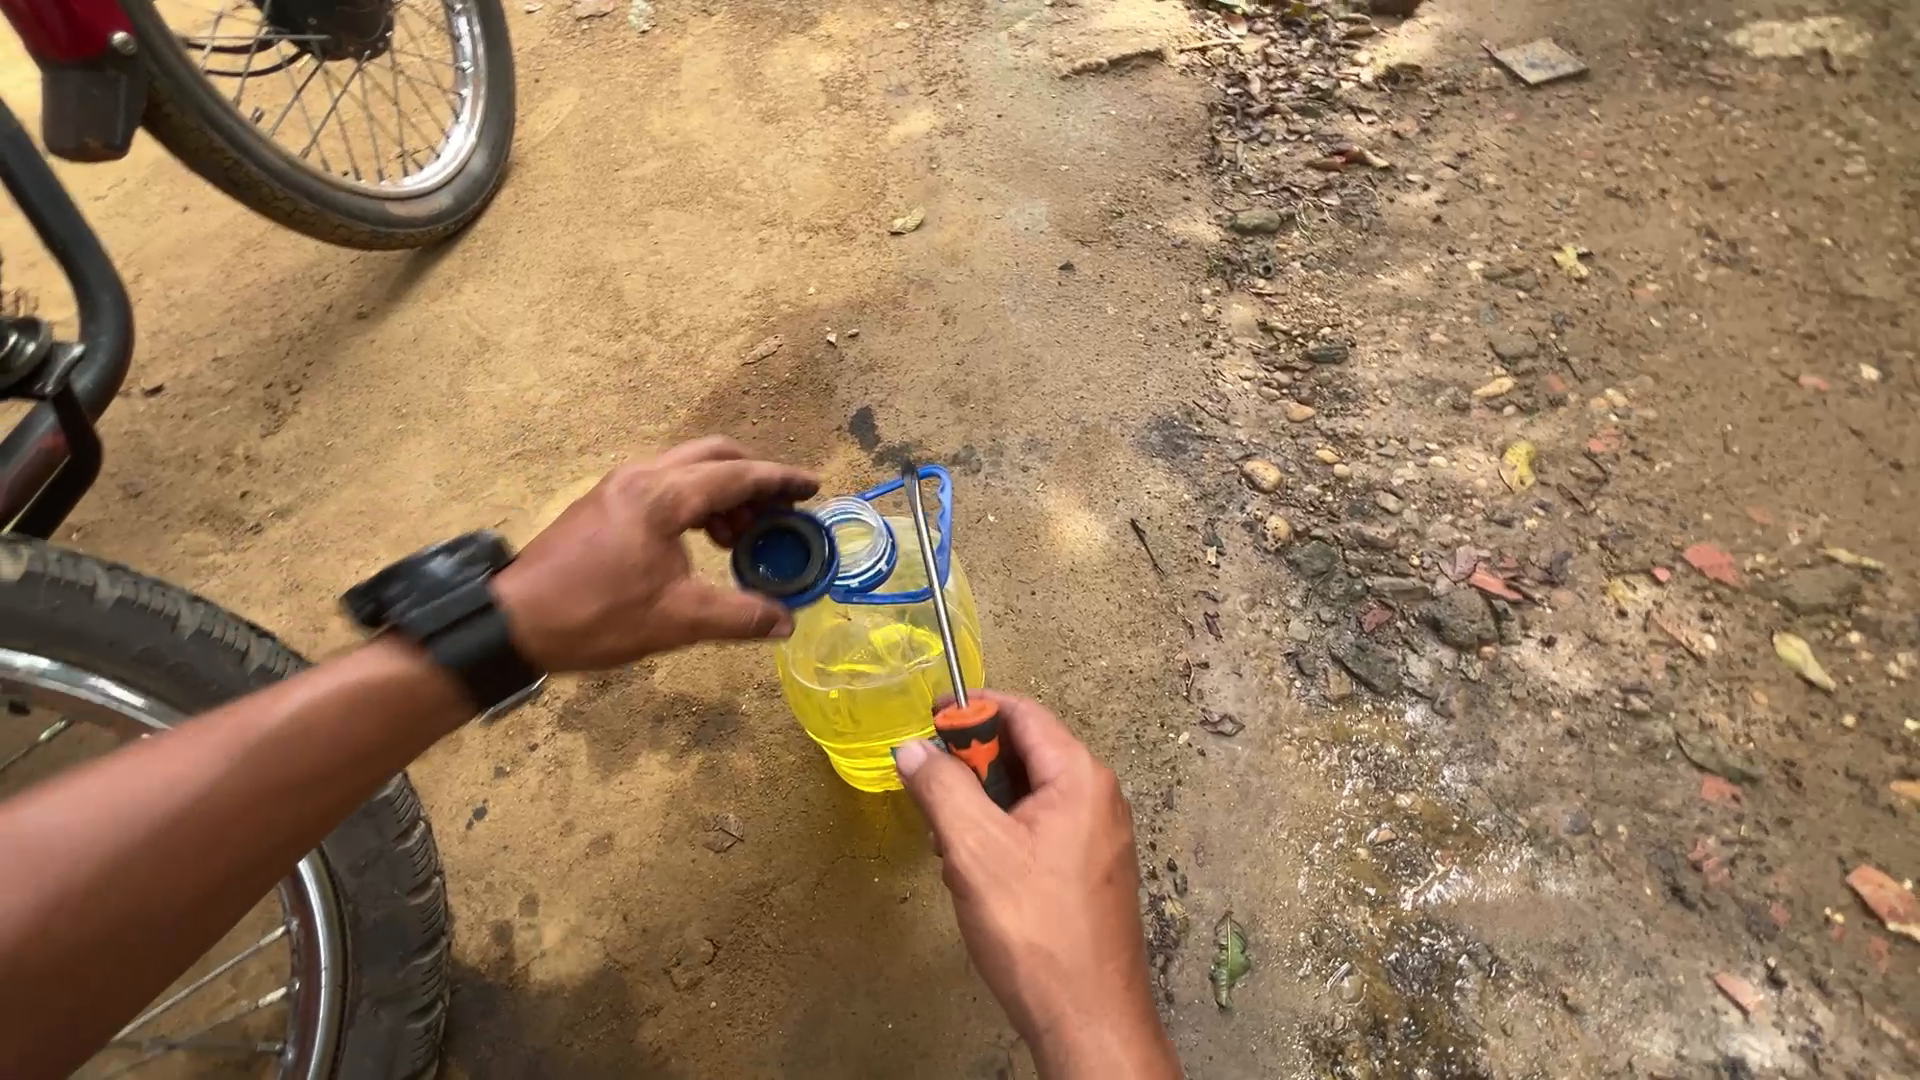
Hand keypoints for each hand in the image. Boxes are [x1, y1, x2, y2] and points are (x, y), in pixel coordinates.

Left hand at [491, 437, 817, 670]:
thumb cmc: (596, 615)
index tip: (813, 486)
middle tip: (782, 509)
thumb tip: (787, 623)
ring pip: (690, 468)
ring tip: (743, 536)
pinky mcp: (607, 501)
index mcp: (663, 496)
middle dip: (755, 477)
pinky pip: (668, 483)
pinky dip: (699, 500)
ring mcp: (620, 485)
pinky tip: (704, 538)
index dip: (781, 481)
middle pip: (715, 455)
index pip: (738, 476)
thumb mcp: (677, 620)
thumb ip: (740, 616)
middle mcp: (643, 476)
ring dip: (726, 491)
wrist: (511, 623)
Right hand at [892, 692, 1177, 1079]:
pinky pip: (1039, 825)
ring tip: (949, 841)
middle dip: (972, 767)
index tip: (928, 723)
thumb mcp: (975, 850)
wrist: (1090, 1023)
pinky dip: (1001, 832)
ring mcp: (1097, 832)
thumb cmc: (1034, 929)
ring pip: (1026, 792)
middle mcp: (1096, 794)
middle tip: (933, 794)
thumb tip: (911, 747)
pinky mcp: (1089, 866)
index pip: (1021, 712)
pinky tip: (977, 869)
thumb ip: (940, 788)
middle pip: (1024, 751)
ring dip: (982, 805)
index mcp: (1079, 775)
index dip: (972, 710)